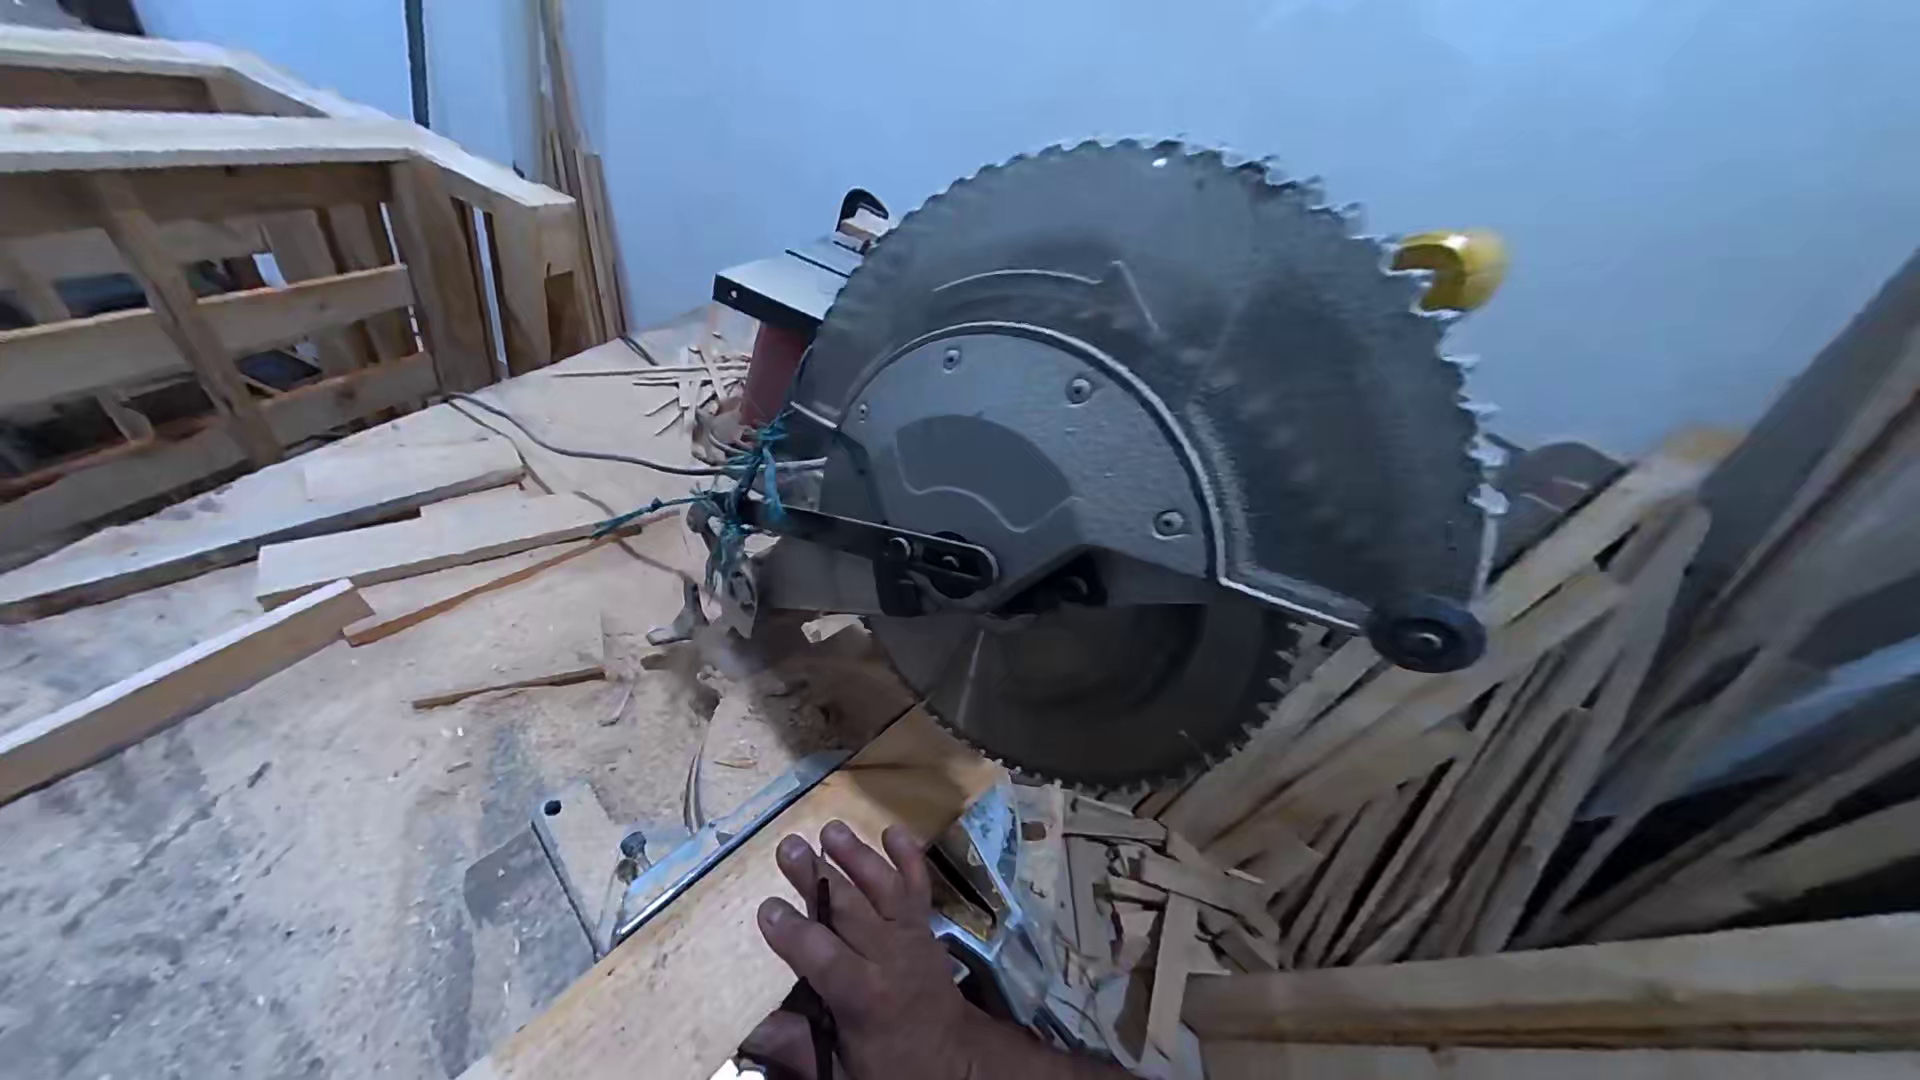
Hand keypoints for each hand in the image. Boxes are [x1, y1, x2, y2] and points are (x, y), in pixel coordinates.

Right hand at [743, 821, 981, 1079]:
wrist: (954, 1058)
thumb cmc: (892, 1066)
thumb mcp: (840, 1071)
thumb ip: (796, 1046)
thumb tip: (748, 1030)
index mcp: (863, 995)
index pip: (822, 955)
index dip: (793, 932)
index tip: (766, 906)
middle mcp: (888, 954)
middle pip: (848, 907)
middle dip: (816, 875)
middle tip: (789, 846)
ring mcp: (910, 932)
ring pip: (880, 885)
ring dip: (855, 855)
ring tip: (830, 828)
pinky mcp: (924, 922)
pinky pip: (918, 883)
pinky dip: (908, 855)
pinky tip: (893, 829)